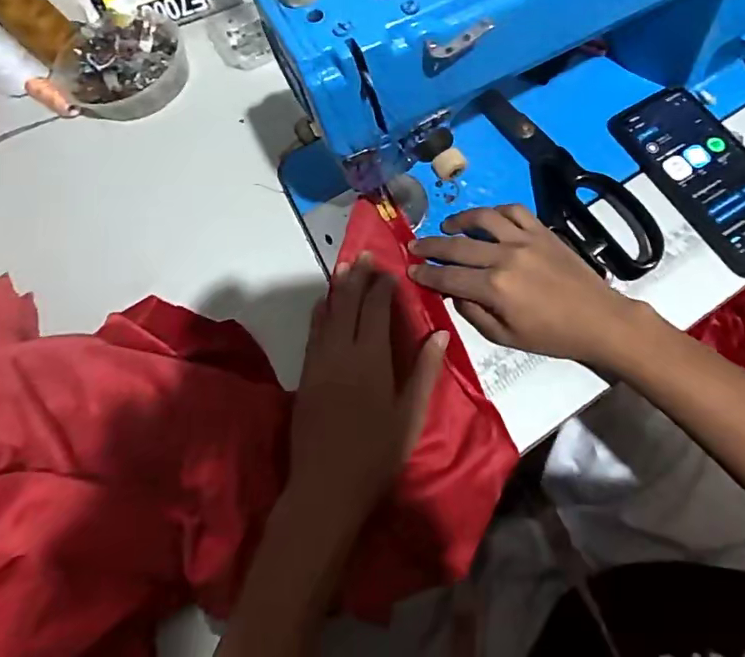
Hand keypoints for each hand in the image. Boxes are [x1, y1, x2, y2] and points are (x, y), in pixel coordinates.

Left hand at [288, 253, 447, 522]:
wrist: (326, 488)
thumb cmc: (377, 453)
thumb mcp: (411, 415)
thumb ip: (425, 371)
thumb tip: (439, 333)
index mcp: (372, 360)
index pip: (377, 311)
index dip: (383, 288)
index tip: (390, 270)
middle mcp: (342, 354)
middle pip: (349, 306)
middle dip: (358, 278)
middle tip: (365, 256)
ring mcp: (319, 365)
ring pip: (328, 316)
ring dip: (336, 290)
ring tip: (345, 268)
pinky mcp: (305, 378)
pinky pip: (313, 335)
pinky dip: (319, 314)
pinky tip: (322, 305)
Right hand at [408, 205, 650, 368]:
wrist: (597, 318)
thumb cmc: (551, 336)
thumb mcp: (506, 337)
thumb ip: (474, 314)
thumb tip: (452, 293)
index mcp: (495, 288)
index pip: (448, 277)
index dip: (425, 273)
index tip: (408, 269)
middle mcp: (505, 257)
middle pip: (458, 245)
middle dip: (431, 246)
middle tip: (414, 245)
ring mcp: (525, 239)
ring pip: (484, 218)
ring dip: (460, 220)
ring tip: (447, 226)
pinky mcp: (543, 230)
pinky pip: (514, 211)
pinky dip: (495, 211)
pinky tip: (486, 218)